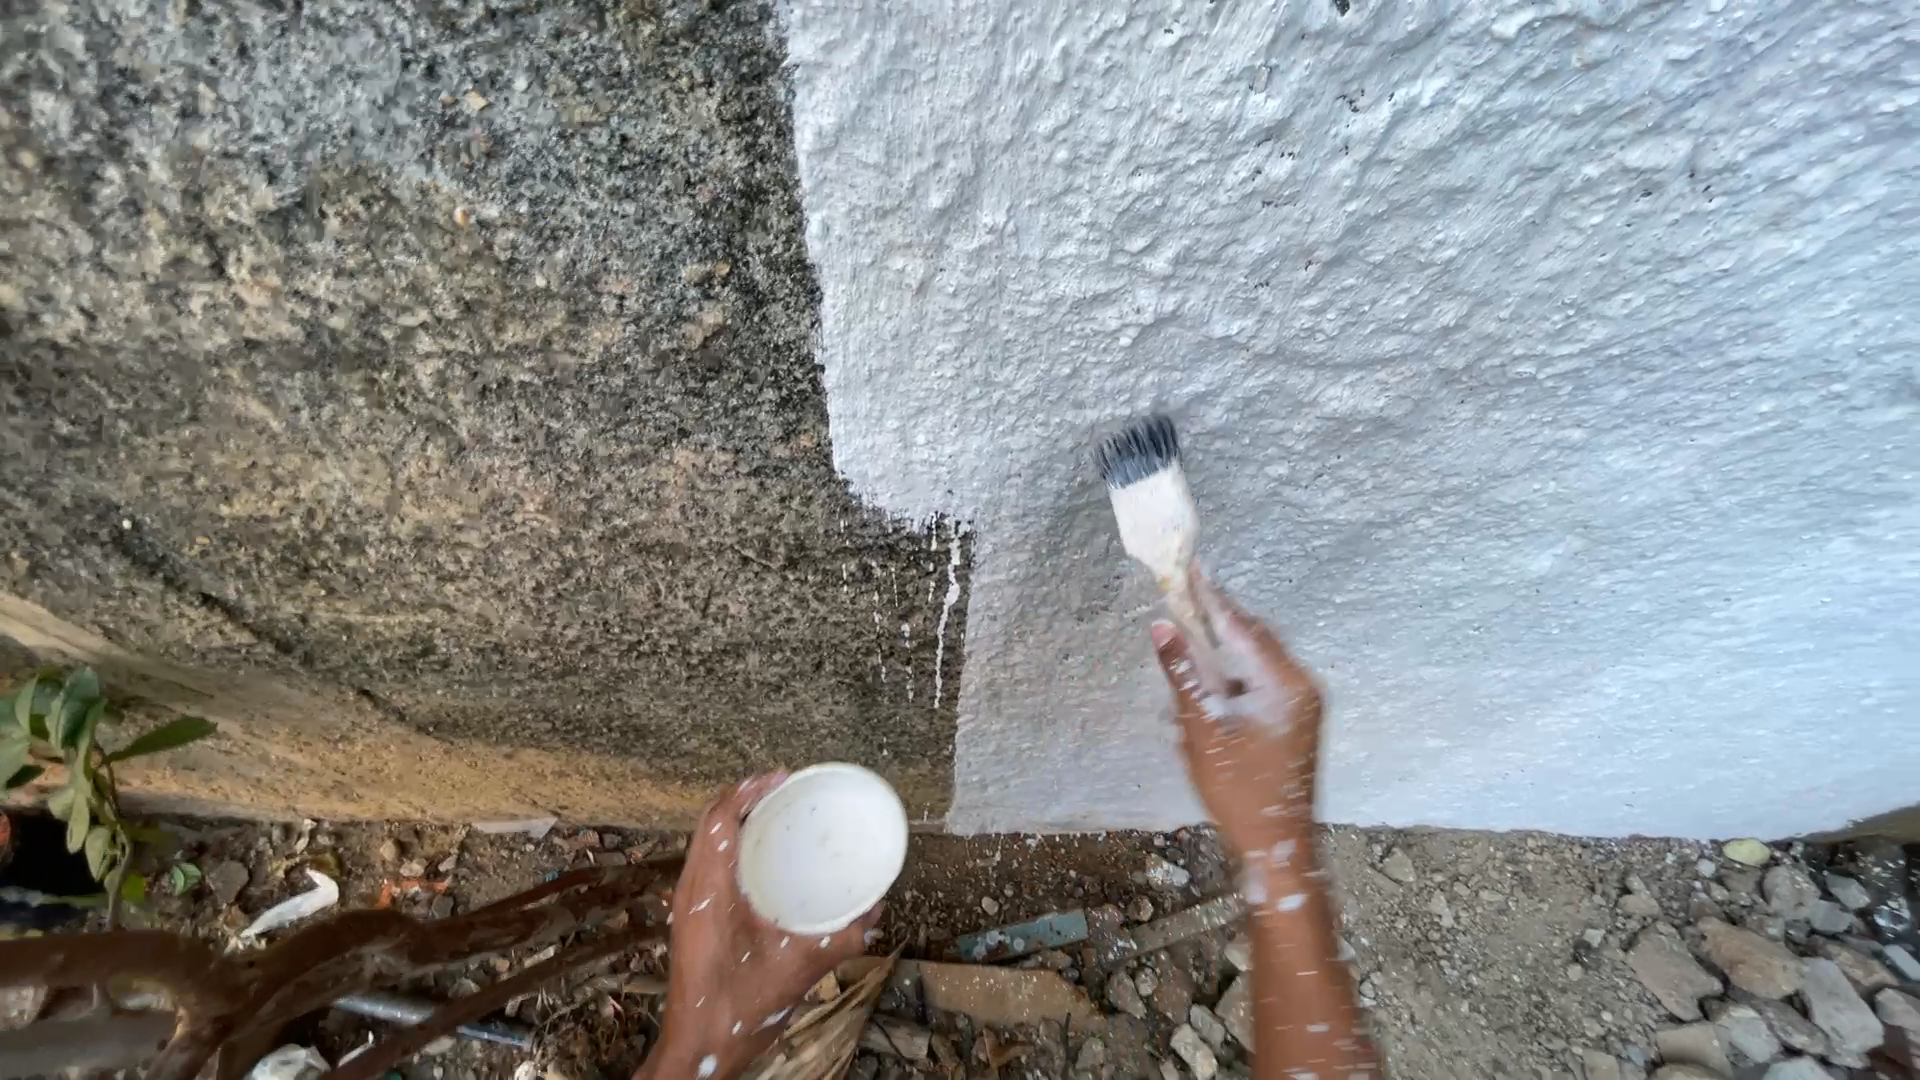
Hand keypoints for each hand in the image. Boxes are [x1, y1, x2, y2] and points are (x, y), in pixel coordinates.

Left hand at [640, 774, 881, 1079]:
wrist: (694, 1052)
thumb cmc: (737, 1009)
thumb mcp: (798, 969)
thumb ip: (842, 939)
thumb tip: (876, 909)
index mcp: (708, 890)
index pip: (720, 818)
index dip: (749, 789)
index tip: (783, 777)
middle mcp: (692, 887)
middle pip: (710, 818)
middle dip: (745, 794)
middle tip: (784, 786)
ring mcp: (688, 900)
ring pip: (706, 836)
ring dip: (737, 814)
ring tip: (774, 807)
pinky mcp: (692, 913)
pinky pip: (708, 855)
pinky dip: (731, 837)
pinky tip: (760, 849)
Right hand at [1151, 566, 1325, 870]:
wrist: (1277, 846)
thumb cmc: (1237, 789)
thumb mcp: (1202, 729)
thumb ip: (1183, 673)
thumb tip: (1163, 626)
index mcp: (1284, 683)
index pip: (1240, 627)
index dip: (1212, 597)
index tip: (1193, 568)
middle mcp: (1301, 685)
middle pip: (1253, 637)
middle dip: (1217, 619)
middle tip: (1185, 596)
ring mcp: (1301, 703)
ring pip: (1255, 658)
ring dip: (1223, 649)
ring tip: (1190, 635)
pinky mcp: (1294, 718)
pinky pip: (1260, 680)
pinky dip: (1232, 674)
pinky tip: (1207, 683)